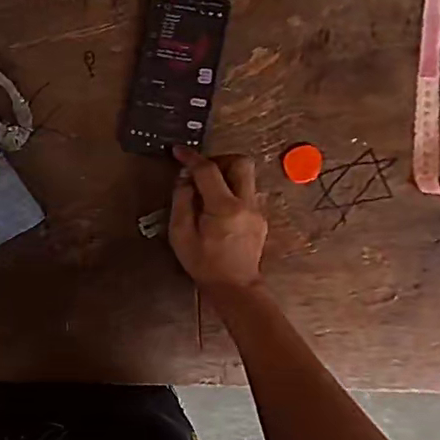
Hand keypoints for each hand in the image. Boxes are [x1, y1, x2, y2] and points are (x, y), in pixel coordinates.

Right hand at [169, 147, 267, 291]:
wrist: (234, 288)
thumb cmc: (204, 263)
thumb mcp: (180, 233)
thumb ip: (181, 200)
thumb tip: (185, 178)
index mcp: (224, 208)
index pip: (208, 170)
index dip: (191, 157)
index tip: (179, 151)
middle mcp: (246, 204)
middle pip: (241, 162)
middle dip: (219, 159)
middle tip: (201, 170)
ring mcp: (256, 211)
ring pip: (246, 176)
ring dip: (226, 174)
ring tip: (206, 190)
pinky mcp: (260, 218)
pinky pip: (246, 192)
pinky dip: (230, 190)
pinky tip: (216, 206)